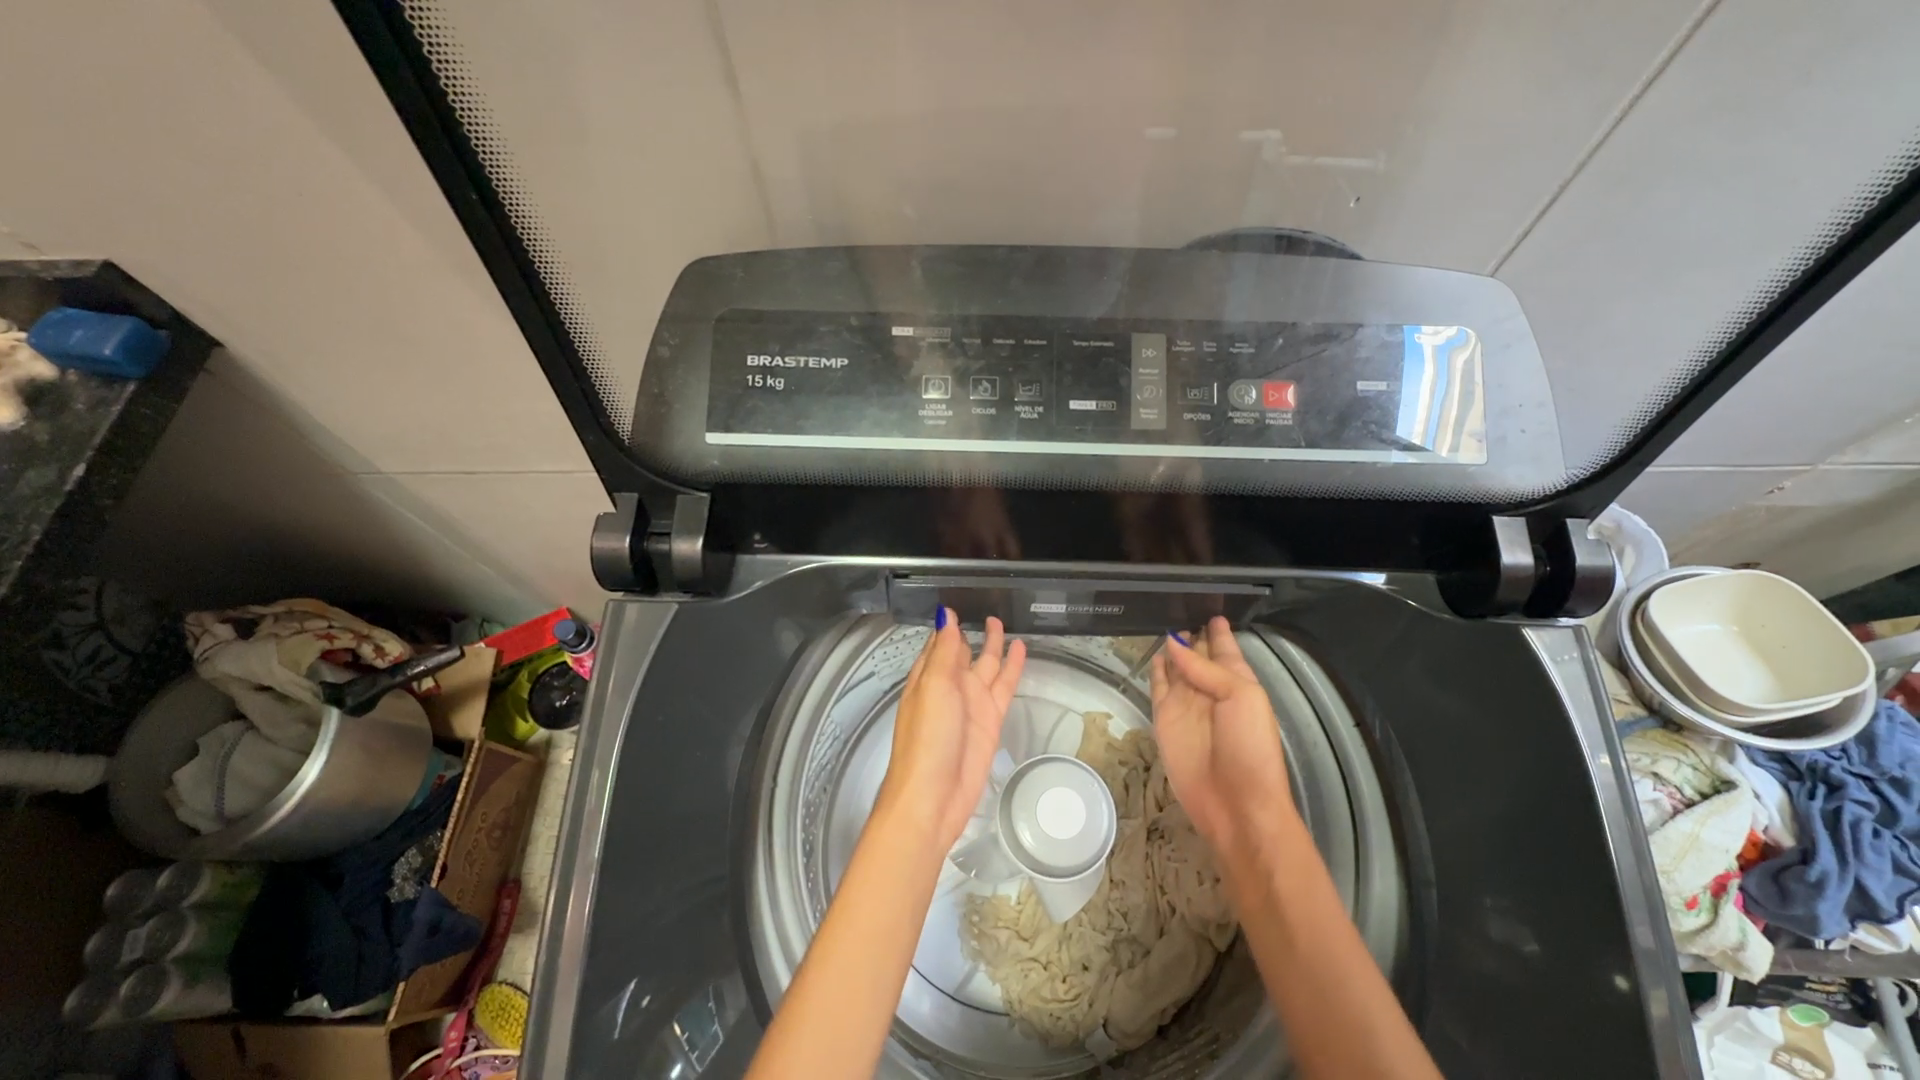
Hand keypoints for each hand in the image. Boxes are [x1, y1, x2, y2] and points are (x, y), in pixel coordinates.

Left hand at [874, 610, 1027, 850]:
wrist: (934, 797)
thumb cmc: (926, 741)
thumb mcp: (933, 687)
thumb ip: (943, 651)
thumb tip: (945, 616)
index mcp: (927, 677)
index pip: (938, 644)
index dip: (947, 625)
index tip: (957, 602)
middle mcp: (949, 688)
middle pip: (962, 653)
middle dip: (971, 633)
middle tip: (985, 607)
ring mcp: (971, 705)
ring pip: (986, 667)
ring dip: (994, 646)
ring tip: (1002, 622)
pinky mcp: (990, 722)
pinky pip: (1004, 688)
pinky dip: (1012, 668)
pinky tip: (1020, 651)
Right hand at [1151, 617, 1295, 863]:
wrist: (1235, 803)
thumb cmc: (1250, 748)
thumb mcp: (1241, 698)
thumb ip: (1207, 670)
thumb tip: (1174, 644)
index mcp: (1239, 683)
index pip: (1226, 649)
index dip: (1219, 630)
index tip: (1211, 607)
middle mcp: (1211, 690)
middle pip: (1199, 655)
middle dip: (1194, 635)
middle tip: (1180, 606)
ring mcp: (1187, 705)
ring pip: (1177, 667)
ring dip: (1174, 648)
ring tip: (1165, 623)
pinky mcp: (1164, 720)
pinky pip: (1158, 688)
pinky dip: (1157, 670)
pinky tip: (1156, 655)